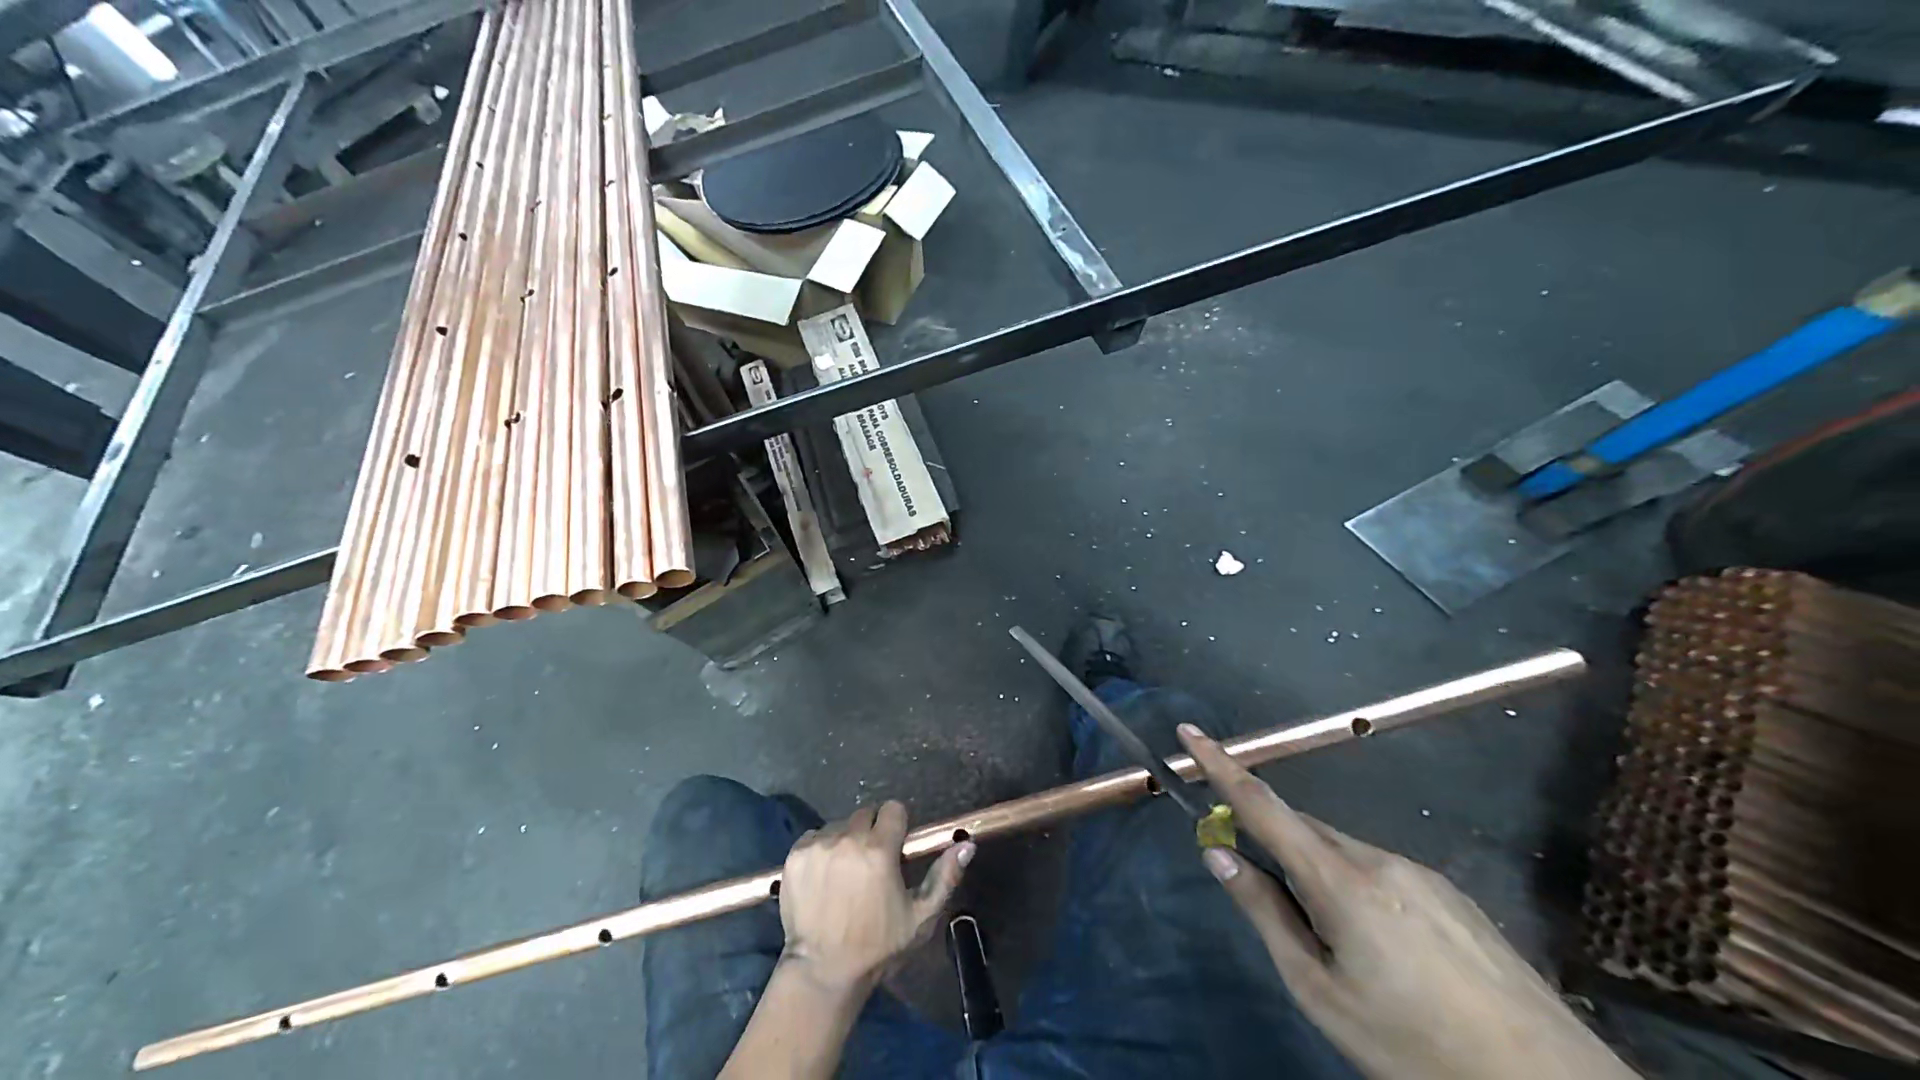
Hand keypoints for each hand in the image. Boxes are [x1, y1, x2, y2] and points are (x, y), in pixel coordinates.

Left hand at [777, 801, 973, 994]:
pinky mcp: (795, 856)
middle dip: (872, 832)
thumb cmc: (878, 945)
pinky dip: (822, 848)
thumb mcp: (920, 916)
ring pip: (840, 825)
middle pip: (866, 814)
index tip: (896, 847)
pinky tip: (825, 875)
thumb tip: (967, 844)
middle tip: (872, 864)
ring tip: (847, 872)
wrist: (823, 970)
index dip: (898, 826)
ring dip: (847, 839)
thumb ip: (945, 876)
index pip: (893, 809)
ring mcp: (817, 846)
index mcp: (879, 850)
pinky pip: (814, 836)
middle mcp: (847, 839)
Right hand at [1177, 724, 1634, 1079]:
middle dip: (1272, 841)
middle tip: (1264, 890)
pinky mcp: (1452, 895)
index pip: (1263, 806)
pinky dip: (1356, 887)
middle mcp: (1379, 860)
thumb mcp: (1320, 992)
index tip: (1190, 732)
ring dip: (1318, 873)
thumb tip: (1219, 855)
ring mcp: (1421, 874)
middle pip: (1304, 830)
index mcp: (1340, 882)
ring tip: (1335, 944)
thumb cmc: (1413, 1046)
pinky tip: (1383, 949)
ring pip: (1344, 853)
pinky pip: (1381, 872)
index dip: (1221, 765)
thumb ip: (1266, 914)